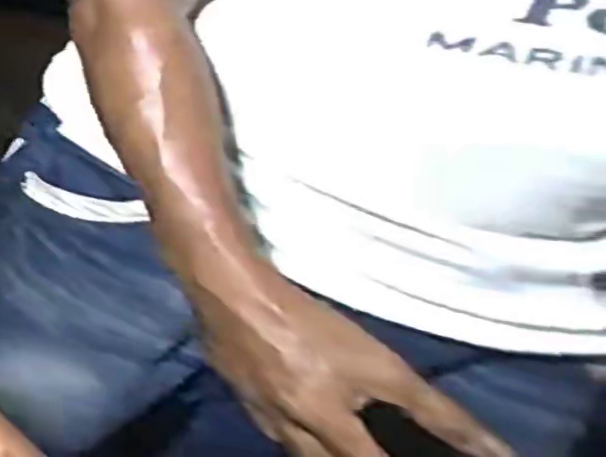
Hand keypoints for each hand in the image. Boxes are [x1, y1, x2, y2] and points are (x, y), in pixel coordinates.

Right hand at [191, 267, 512, 456]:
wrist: (224, 281)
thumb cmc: (302, 322)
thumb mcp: (380, 364)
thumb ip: (438, 413)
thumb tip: (497, 454)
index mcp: (323, 424)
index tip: (403, 455)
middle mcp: (282, 420)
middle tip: (355, 448)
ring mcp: (246, 395)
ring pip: (280, 438)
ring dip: (303, 443)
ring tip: (320, 433)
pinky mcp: (223, 369)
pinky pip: (254, 406)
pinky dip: (273, 412)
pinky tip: (276, 392)